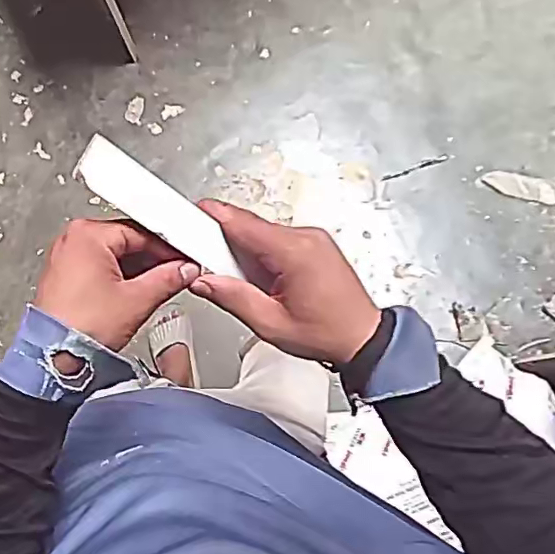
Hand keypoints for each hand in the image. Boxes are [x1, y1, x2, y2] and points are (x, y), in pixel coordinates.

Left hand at [34, 218, 199, 349]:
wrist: (54, 357)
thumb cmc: (79, 328)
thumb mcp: (136, 300)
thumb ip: (167, 279)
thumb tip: (182, 271)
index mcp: (87, 235)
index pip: (140, 231)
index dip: (168, 247)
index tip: (184, 259)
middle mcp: (71, 242)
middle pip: (125, 242)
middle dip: (153, 259)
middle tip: (176, 273)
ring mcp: (64, 260)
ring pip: (112, 257)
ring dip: (137, 271)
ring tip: (156, 287)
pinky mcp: (62, 278)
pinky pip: (97, 270)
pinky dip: (118, 280)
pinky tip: (133, 294)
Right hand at [189, 200, 379, 364]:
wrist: (363, 339)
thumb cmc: (328, 334)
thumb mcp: (270, 324)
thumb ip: (233, 298)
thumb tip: (204, 281)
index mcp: (296, 252)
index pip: (243, 223)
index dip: (213, 217)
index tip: (191, 214)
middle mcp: (307, 238)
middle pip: (249, 228)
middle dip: (225, 245)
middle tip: (213, 270)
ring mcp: (312, 239)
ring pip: (261, 235)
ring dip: (243, 254)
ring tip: (249, 286)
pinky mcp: (313, 245)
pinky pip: (275, 242)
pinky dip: (260, 257)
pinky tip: (263, 282)